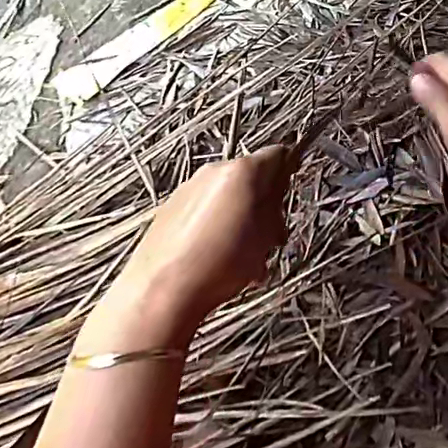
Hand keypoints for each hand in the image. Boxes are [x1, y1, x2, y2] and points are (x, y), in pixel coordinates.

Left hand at [103, 145, 296, 341]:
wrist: (159, 292)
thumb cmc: (219, 264)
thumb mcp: (265, 235)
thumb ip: (275, 206)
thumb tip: (276, 192)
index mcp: (242, 170)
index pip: (278, 155)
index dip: (288, 174)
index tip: (288, 196)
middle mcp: (214, 170)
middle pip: (252, 176)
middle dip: (264, 202)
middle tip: (270, 234)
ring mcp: (189, 188)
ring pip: (228, 194)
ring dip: (241, 216)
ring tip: (243, 255)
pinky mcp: (169, 208)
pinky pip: (205, 207)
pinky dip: (217, 224)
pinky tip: (217, 257)